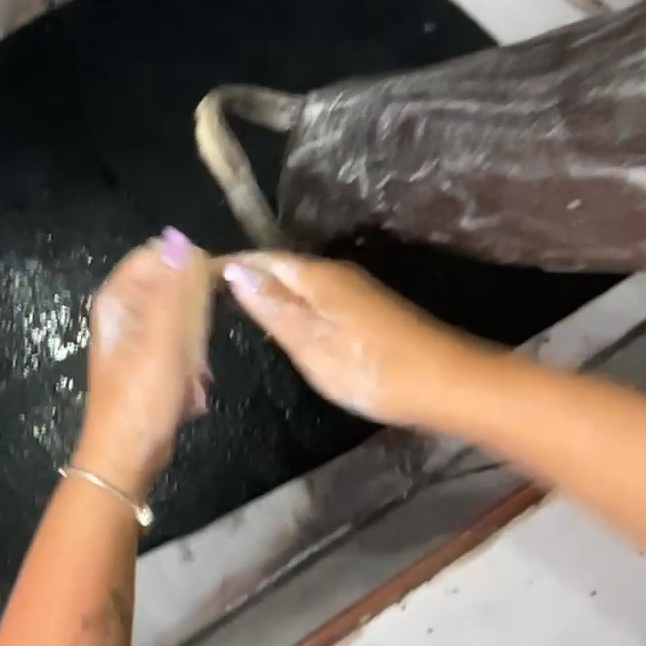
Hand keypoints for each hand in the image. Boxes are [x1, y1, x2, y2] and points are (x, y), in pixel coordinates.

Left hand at [73, 229, 214, 498]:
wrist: (126, 458)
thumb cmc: (142, 397)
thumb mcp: (165, 338)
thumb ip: (176, 288)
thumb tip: (180, 236)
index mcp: (119, 296)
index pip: (160, 253)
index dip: (191, 266)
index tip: (220, 291)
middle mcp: (124, 308)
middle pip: (175, 286)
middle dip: (196, 318)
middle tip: (196, 353)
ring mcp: (137, 335)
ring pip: (183, 320)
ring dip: (196, 347)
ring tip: (192, 377)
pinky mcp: (150, 359)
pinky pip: (182, 348)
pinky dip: (191, 367)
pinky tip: (190, 392)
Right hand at [221, 252, 495, 425]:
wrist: (453, 387)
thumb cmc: (374, 369)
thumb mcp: (311, 344)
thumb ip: (271, 307)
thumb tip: (233, 270)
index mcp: (315, 276)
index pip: (259, 258)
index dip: (227, 264)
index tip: (192, 276)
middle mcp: (333, 273)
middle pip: (278, 267)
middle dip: (243, 276)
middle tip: (205, 298)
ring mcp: (352, 290)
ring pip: (296, 283)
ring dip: (266, 291)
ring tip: (233, 312)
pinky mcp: (365, 309)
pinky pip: (313, 297)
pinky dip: (289, 306)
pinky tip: (281, 326)